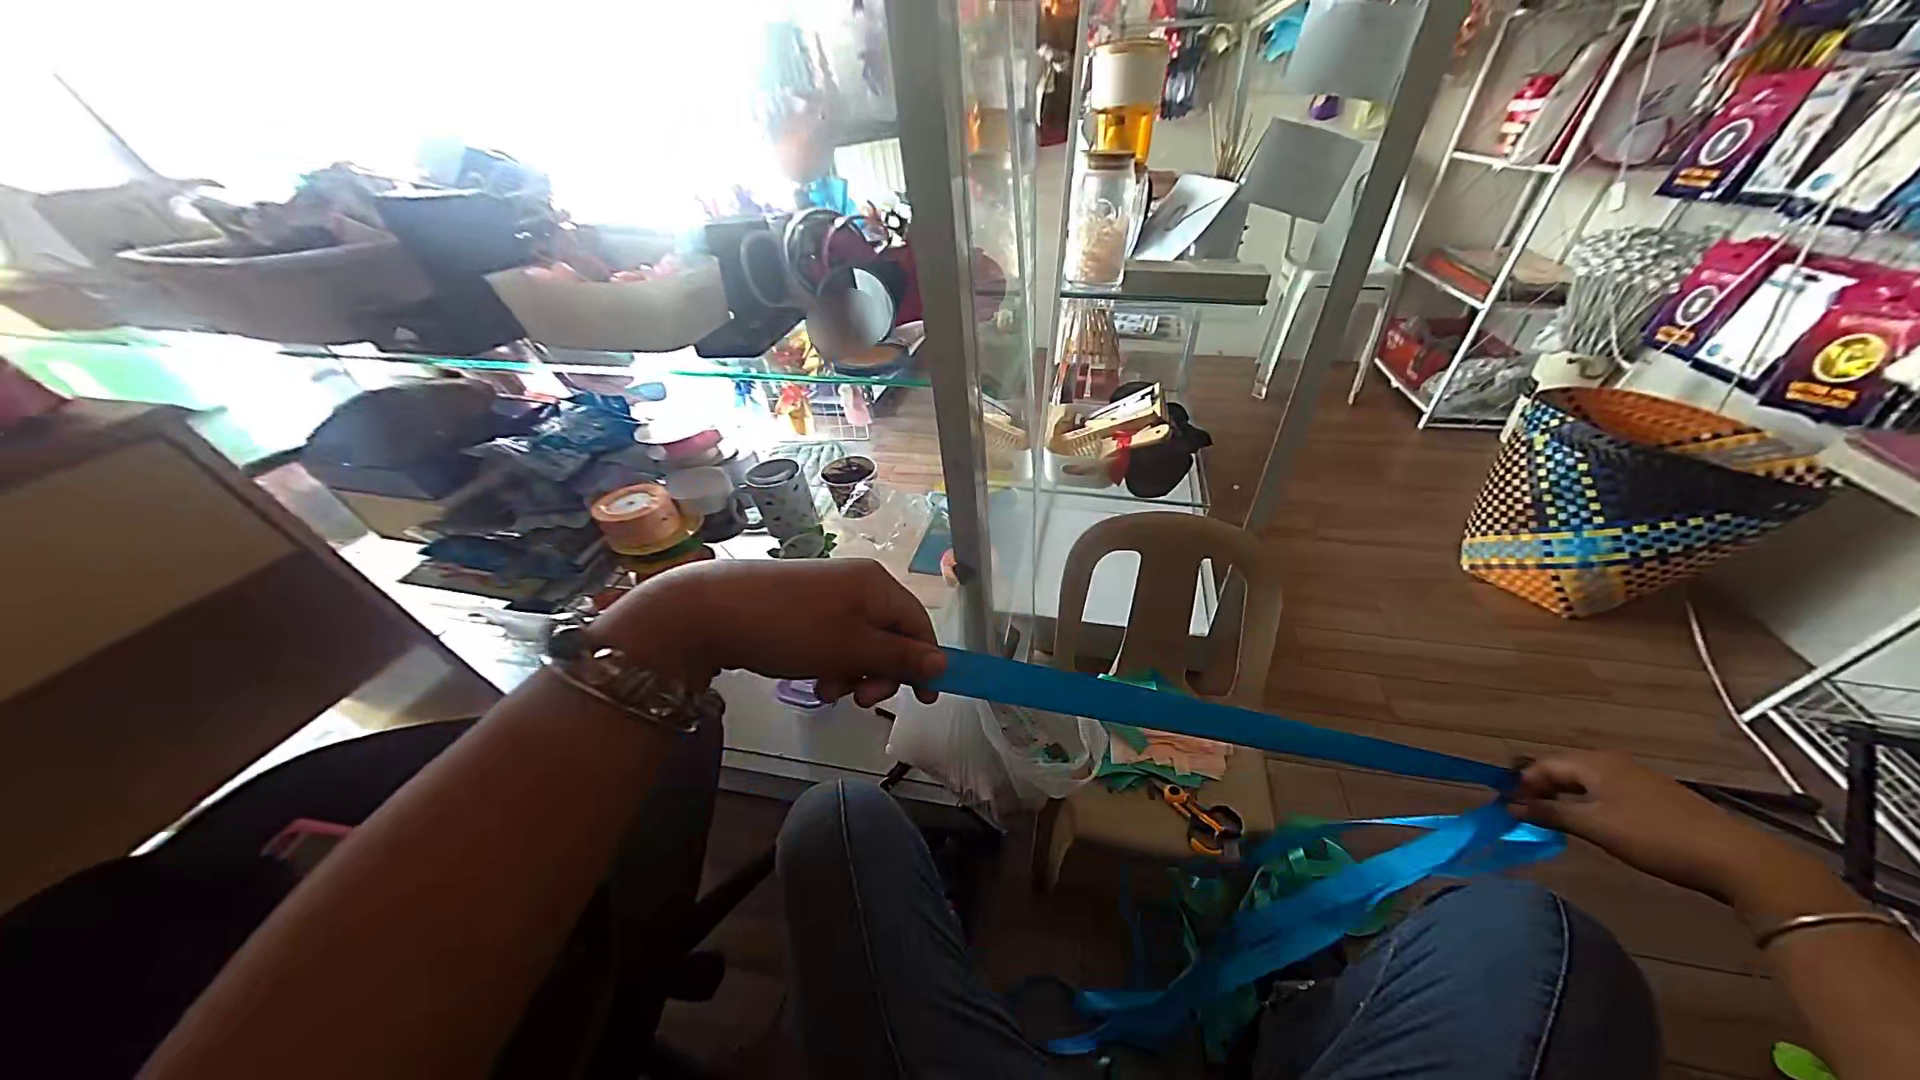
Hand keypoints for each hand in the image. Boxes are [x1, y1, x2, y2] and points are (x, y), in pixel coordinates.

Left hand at [589, 559, 945, 707]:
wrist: (710, 610)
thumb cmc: (790, 628)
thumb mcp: (851, 649)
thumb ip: (900, 658)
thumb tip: (943, 663)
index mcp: (877, 586)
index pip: (919, 626)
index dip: (925, 663)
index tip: (923, 700)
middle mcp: (858, 584)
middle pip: (891, 636)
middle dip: (880, 673)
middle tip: (859, 699)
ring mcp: (829, 594)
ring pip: (861, 643)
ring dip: (853, 673)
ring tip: (826, 690)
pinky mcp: (804, 606)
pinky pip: (834, 639)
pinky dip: (830, 663)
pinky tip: (811, 678)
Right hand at [1511, 750, 1797, 901]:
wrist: (1738, 860)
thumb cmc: (1654, 837)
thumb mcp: (1593, 826)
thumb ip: (1548, 813)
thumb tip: (1511, 806)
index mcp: (1594, 763)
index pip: (1542, 765)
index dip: (1522, 785)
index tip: (1510, 808)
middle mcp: (1613, 763)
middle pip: (1563, 770)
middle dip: (1542, 789)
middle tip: (1530, 814)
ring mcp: (1639, 779)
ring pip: (1586, 782)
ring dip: (1566, 797)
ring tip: (1558, 821)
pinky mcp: (1658, 797)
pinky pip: (1608, 792)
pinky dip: (1590, 803)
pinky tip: (1595, 824)